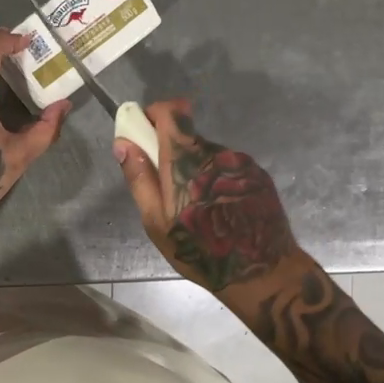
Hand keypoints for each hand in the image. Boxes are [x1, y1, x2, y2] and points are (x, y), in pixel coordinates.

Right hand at [115, 100, 298, 292]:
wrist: (260, 270)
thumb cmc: (199, 249)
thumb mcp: (156, 221)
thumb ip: (139, 178)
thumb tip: (122, 144)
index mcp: (185, 160)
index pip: (170, 112)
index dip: (154, 114)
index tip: (144, 134)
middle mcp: (214, 152)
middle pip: (186, 135)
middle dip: (170, 151)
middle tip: (164, 188)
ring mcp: (238, 162)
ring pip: (205, 152)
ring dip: (193, 167)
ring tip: (194, 205)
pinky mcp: (255, 173)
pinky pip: (224, 166)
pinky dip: (213, 178)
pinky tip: (216, 207)